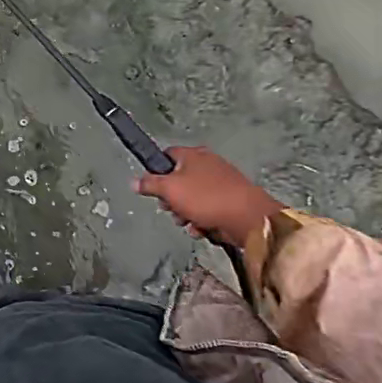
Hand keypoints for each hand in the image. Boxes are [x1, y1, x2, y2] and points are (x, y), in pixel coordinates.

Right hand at [133, 146, 284, 248]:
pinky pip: (206, 208)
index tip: (152, 186)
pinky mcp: (230, 199)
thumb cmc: (205, 198)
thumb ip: (148, 184)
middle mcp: (208, 164)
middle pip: (177, 180)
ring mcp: (221, 182)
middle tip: (170, 207)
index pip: (166, 155)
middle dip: (170, 198)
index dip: (155, 171)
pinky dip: (201, 219)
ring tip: (188, 221)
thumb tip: (134, 181)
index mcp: (193, 155)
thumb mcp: (168, 189)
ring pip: (191, 197)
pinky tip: (202, 226)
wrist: (247, 218)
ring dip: (184, 212)